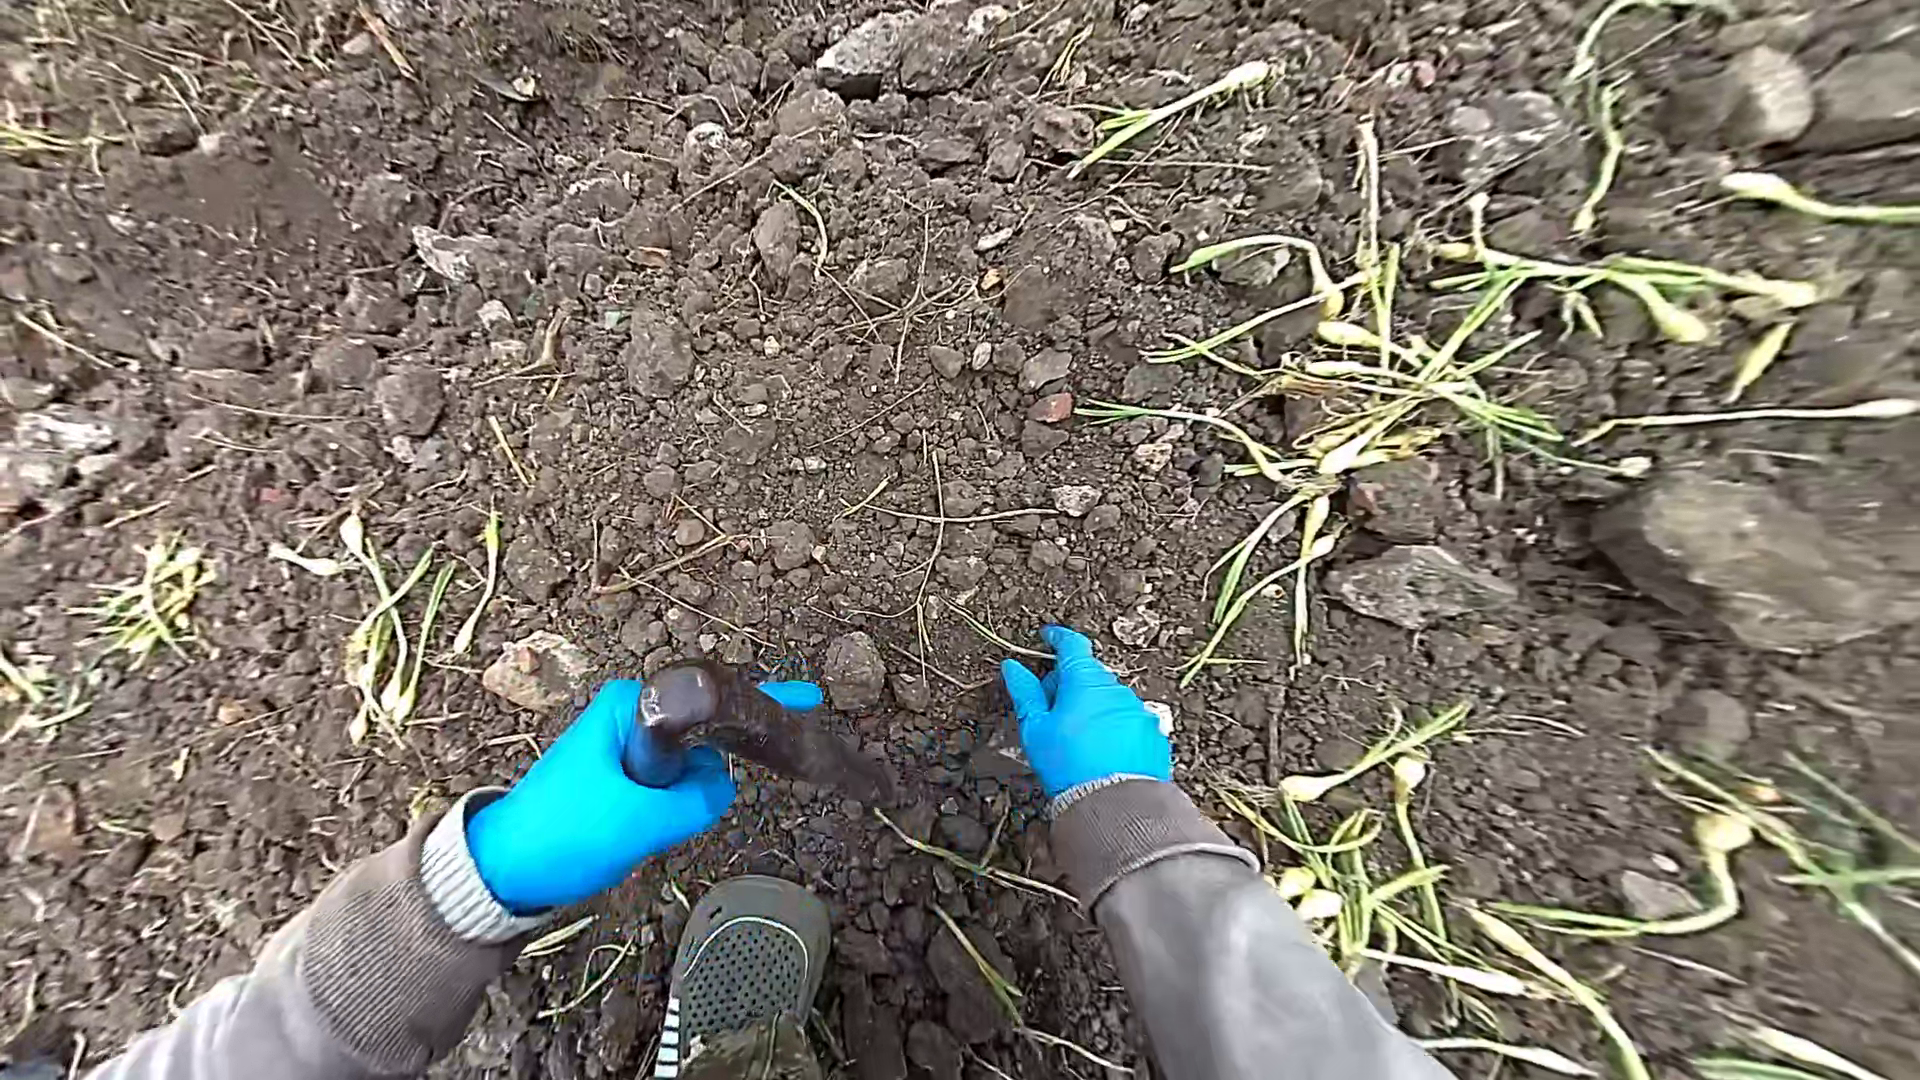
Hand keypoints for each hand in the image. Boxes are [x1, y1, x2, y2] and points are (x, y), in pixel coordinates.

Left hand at [466, 677, 824, 913]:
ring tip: (669, 821)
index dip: (763, 699)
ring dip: (698, 784)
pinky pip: (672, 773)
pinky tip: (677, 815)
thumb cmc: (565, 834)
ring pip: (690, 756)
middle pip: (705, 724)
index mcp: (631, 705)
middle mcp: (632, 712)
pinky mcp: (623, 770)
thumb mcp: (641, 820)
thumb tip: (722, 786)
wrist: (496, 876)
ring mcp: (626, 741)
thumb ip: (699, 799)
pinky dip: (686, 790)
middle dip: (729, 751)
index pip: (710, 695)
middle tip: (777, 753)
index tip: (807, 699)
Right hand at [1000, 625, 1171, 797]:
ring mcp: (1137, 710)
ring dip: (1092, 705)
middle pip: (1088, 673)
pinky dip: (1113, 724)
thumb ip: (1025, 692)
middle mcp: (1116, 689)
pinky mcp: (1152, 733)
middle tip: (1050, 707)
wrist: (1115, 807)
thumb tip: (1012, 666)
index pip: (1072, 645)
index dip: (1057, 638)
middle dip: (1069, 682)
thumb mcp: (1036, 728)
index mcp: (1085, 681)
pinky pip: (1127, 718)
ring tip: (1076, 736)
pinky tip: (1100, 748)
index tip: (1047, 638)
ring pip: (1108, 697)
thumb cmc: (1069, 765)